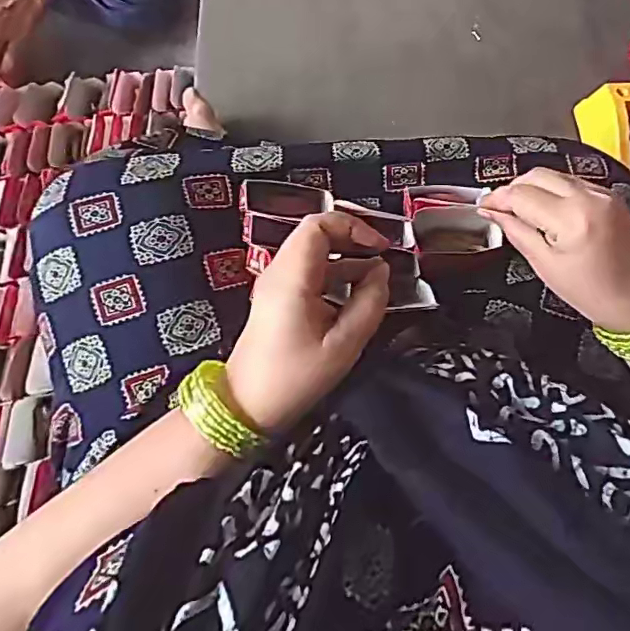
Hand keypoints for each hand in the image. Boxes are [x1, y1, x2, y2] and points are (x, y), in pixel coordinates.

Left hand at [223, 212, 390, 433]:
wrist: (246, 406)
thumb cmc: (291, 379)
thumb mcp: (343, 346)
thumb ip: (370, 304)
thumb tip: (382, 274)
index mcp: (292, 277)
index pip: (319, 224)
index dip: (354, 226)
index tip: (379, 245)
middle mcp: (280, 272)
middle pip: (317, 232)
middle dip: (354, 238)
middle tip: (381, 253)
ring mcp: (277, 283)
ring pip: (315, 251)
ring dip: (347, 256)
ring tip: (376, 275)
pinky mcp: (279, 296)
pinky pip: (310, 270)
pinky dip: (336, 272)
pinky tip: (357, 292)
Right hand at [480, 168, 629, 331]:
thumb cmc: (599, 294)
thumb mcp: (546, 266)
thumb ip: (516, 232)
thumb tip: (493, 212)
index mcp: (572, 218)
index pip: (521, 194)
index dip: (497, 199)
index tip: (484, 206)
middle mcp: (589, 198)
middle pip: (535, 175)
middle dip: (512, 189)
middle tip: (498, 208)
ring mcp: (602, 193)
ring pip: (552, 175)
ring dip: (531, 187)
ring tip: (519, 212)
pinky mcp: (608, 195)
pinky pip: (570, 182)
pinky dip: (551, 190)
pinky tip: (543, 210)